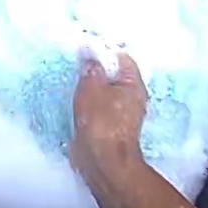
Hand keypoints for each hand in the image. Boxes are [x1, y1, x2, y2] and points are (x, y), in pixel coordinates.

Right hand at [69, 51, 148, 182]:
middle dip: (96, 67)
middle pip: (114, 74)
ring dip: (91, 85)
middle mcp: (132, 98)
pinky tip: (75, 98)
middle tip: (76, 61)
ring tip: (73, 78)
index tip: (85, 46)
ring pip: (105, 91)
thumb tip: (89, 52)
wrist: (102, 160)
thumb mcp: (91, 87)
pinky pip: (99, 105)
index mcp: (134, 85)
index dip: (104, 50)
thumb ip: (90, 67)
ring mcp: (121, 114)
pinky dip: (88, 100)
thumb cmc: (100, 121)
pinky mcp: (109, 126)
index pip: (122, 58)